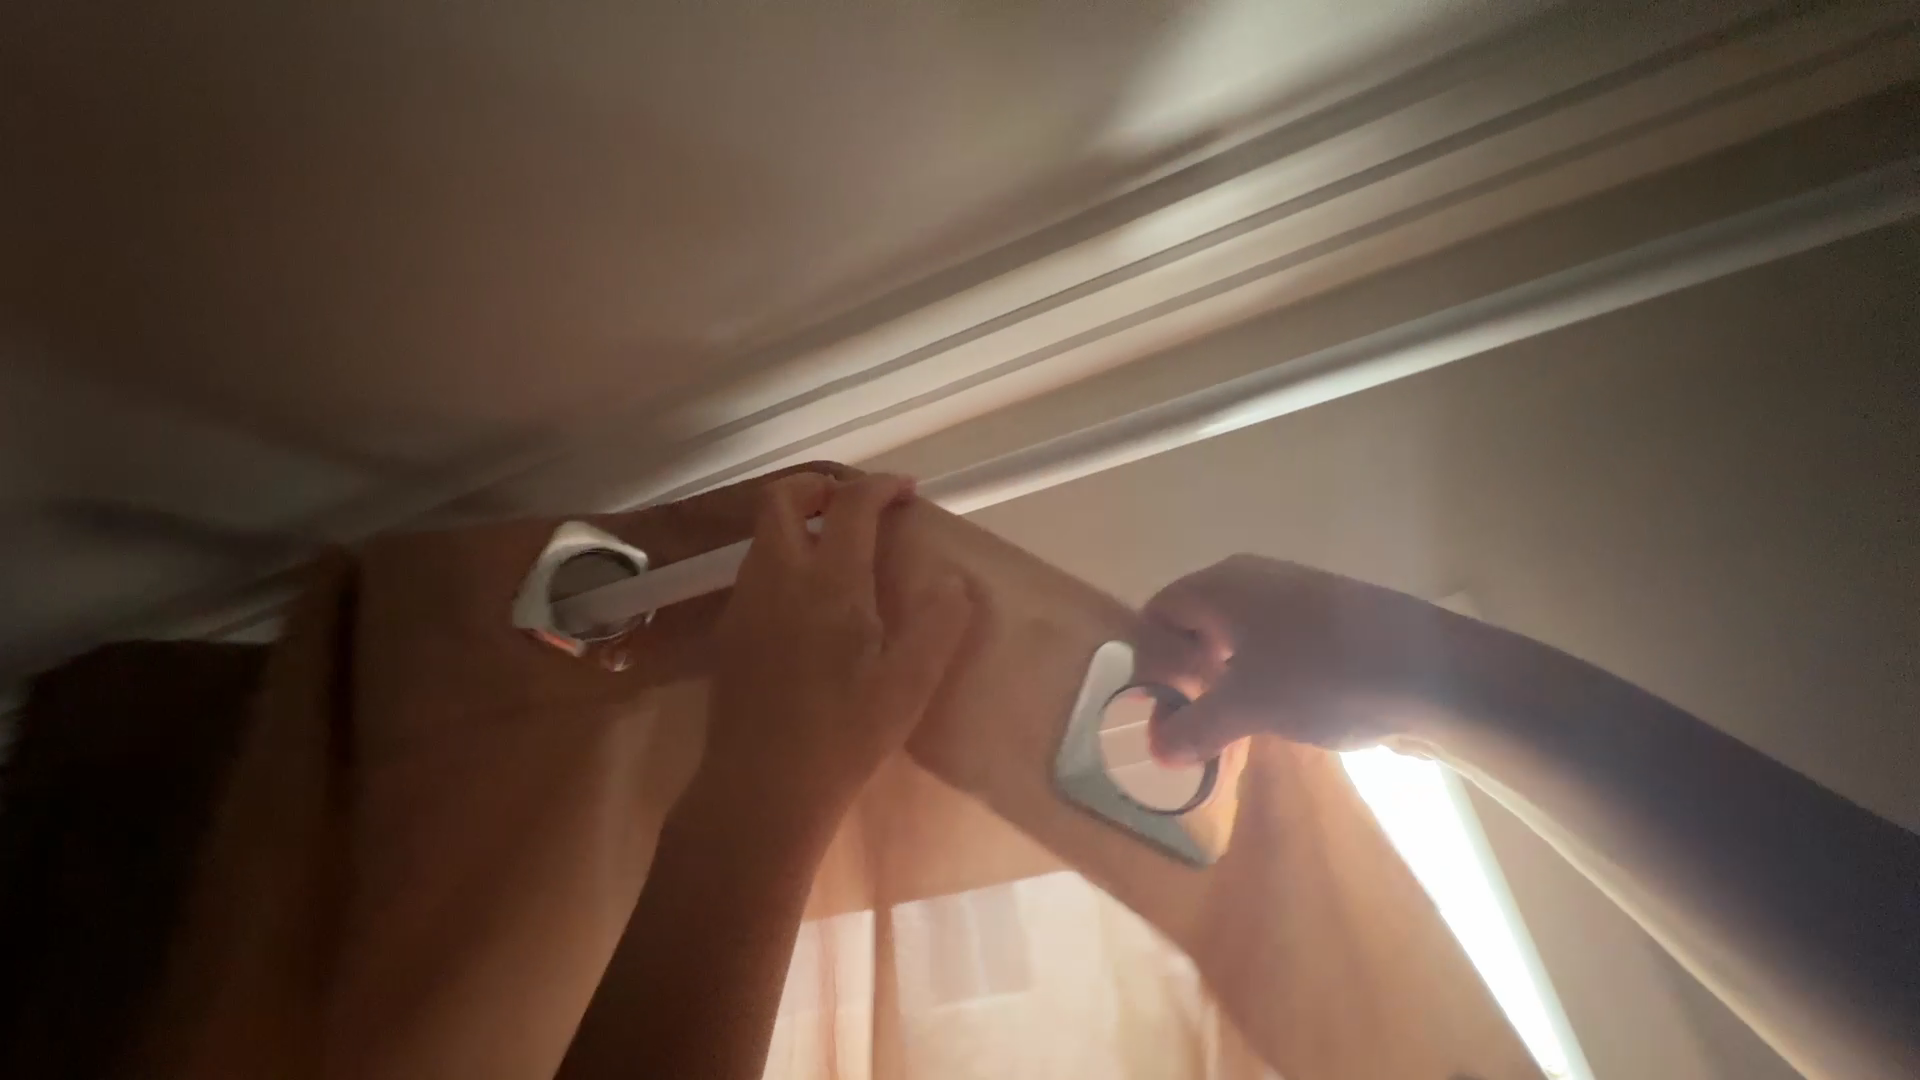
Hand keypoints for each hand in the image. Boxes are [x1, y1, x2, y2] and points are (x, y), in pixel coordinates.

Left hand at [704, 472, 970, 823]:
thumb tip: (954, 582)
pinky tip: (810, 603)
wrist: (761, 788)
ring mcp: (746, 603)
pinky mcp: (731, 632)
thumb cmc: (844, 734)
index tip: (907, 491)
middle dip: (819, 486)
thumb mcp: (909, 683)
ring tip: (839, 551)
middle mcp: (777, 578)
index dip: (880, 486)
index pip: (850, 505)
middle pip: (781, 499)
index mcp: (827, 581)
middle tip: (858, 506)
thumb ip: (939, 624)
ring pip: (764, 535)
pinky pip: (756, 571)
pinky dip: (784, 559)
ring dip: (800, 524)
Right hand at [1138, 555, 1461, 762]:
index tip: (1170, 706)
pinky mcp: (1327, 620)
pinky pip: (1271, 644)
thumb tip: (1156, 750)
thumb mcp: (1247, 707)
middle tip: (1197, 718)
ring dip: (1222, 680)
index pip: (1159, 613)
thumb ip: (1193, 728)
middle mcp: (1251, 580)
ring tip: (1236, 723)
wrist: (1441, 674)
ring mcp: (1293, 597)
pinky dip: (1259, 676)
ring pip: (1234, 637)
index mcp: (1222, 585)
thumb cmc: (1323, 676)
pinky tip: (1279, 711)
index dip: (1152, 661)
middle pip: (1193, 623)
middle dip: (1185, 673)